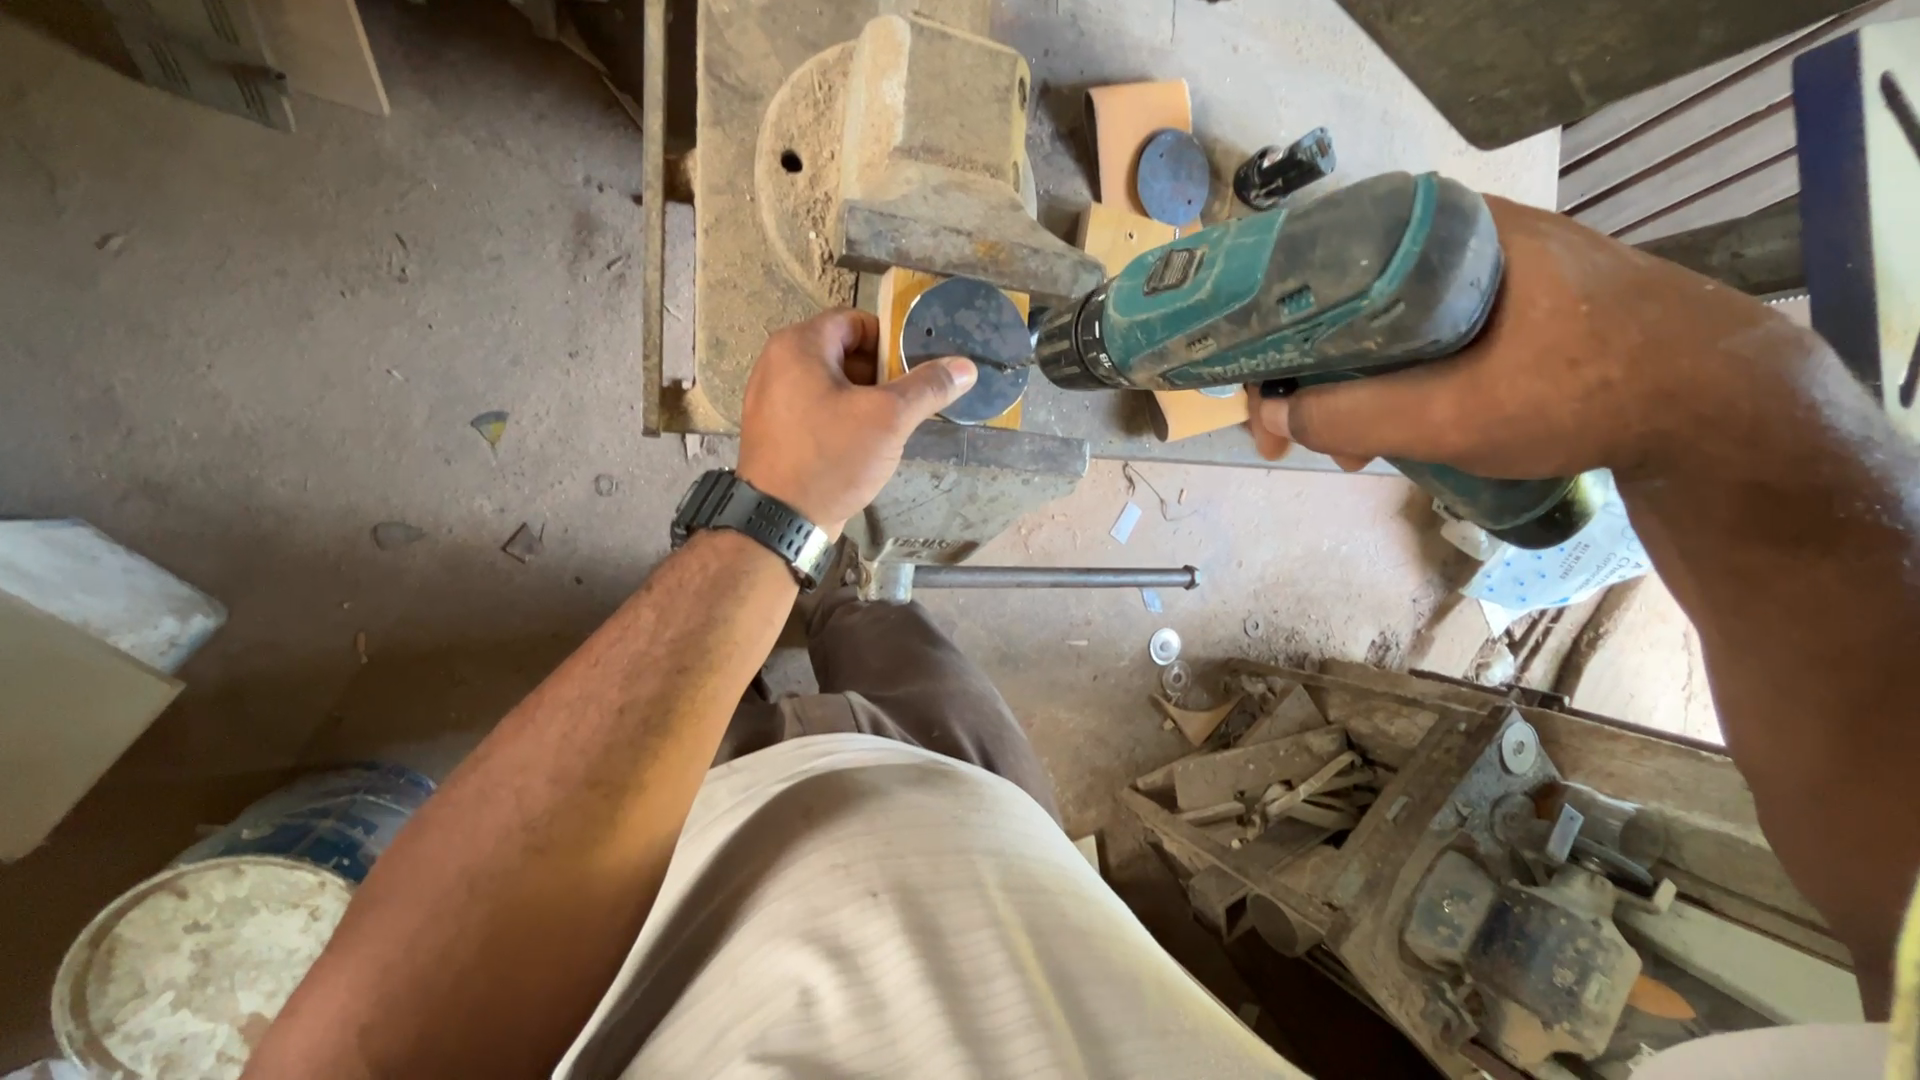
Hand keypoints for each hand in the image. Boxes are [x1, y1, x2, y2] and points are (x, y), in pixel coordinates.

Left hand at [737, 308, 976, 535]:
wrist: (780, 521)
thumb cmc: (831, 459)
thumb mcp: (889, 419)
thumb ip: (928, 387)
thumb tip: (965, 367)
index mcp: (798, 345)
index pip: (855, 321)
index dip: (890, 343)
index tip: (912, 373)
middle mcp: (776, 363)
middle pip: (842, 351)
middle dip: (878, 375)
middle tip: (903, 404)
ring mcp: (769, 398)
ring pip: (830, 383)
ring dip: (863, 400)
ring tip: (886, 429)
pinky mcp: (772, 429)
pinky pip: (815, 409)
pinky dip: (841, 419)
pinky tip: (859, 447)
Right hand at [1247, 196, 1822, 481]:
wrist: (1721, 404)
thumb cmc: (1587, 394)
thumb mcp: (1453, 416)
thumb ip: (1352, 414)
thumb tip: (1274, 413)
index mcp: (1440, 229)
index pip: (1314, 273)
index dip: (1269, 338)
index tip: (1261, 399)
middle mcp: (1454, 233)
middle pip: (1340, 302)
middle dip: (1309, 378)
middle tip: (1300, 439)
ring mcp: (1481, 266)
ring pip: (1377, 325)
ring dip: (1350, 387)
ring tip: (1353, 451)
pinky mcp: (1504, 299)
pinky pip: (1417, 335)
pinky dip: (1392, 381)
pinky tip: (1396, 427)